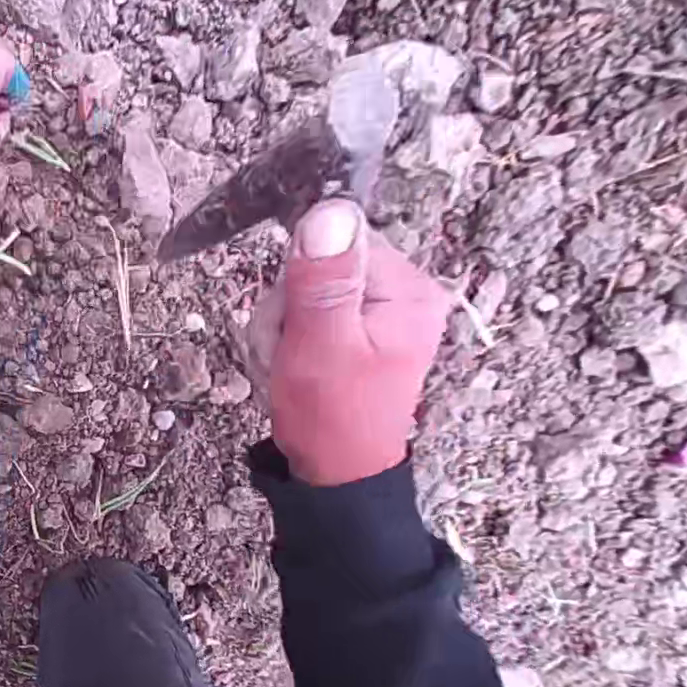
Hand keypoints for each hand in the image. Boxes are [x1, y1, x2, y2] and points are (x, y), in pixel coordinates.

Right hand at [248, 200, 449, 485]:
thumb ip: (323, 282)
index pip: (337, 241)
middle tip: (289, 351)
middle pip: (316, 264)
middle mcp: (399, 294)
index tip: (295, 320)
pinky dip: (286, 339)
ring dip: (279, 328)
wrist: (333, 475)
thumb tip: (329, 212)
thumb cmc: (331, 419)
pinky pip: (303, 313)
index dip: (299, 277)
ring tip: (288, 366)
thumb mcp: (321, 348)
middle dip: (285, 309)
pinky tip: (291, 367)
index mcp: (407, 291)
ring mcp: (376, 313)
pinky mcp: (355, 330)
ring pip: (300, 290)